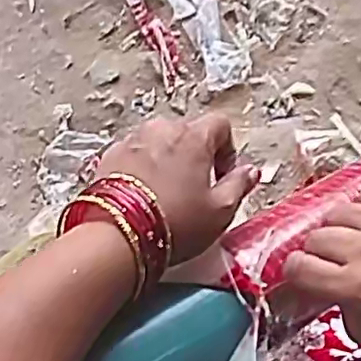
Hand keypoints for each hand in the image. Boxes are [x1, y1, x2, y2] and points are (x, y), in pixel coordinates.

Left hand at [95, 115, 258, 262]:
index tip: (223, 176)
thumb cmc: (174, 223)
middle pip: (187, 133)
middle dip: (196, 156)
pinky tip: (144, 198)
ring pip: (158, 143)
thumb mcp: (221, 211)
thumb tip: (250, 172)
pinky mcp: (109, 157)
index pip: (220, 125)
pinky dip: (142, 171)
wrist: (118, 235)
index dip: (227, 150)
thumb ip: (240, 185)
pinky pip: (134, 156)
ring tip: (168, 196)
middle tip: (197, 190)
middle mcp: (161, 130)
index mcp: (194, 137)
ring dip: (167, 162)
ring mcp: (132, 141)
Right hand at [281, 188, 360, 360]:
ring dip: (338, 228)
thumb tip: (320, 278)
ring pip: (339, 211)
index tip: (302, 273)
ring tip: (350, 239)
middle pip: (317, 237)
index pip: (299, 267)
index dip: (295, 272)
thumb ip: (337, 300)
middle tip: (329, 261)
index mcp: (357, 288)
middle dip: (317, 252)